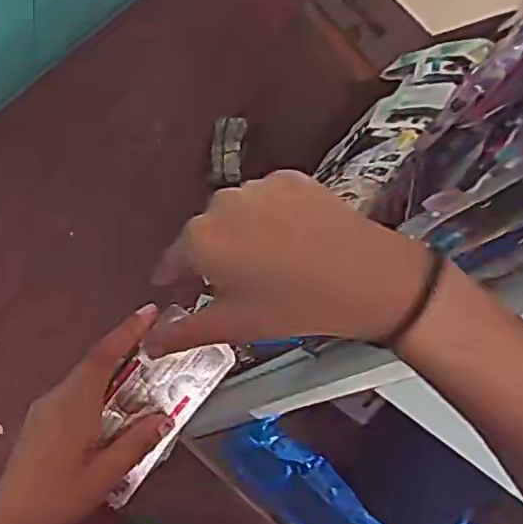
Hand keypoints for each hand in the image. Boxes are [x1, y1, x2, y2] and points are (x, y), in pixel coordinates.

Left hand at [0, 305, 173, 523]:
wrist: (8, 516)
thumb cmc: (58, 498)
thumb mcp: (104, 476)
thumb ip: (134, 443)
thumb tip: (163, 416)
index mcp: (75, 404)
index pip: (103, 356)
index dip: (127, 331)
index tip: (149, 311)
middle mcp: (58, 396)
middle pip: (94, 362)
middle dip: (123, 346)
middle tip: (153, 338)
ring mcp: (45, 406)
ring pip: (83, 377)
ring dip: (111, 369)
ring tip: (140, 372)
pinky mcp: (41, 418)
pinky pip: (74, 392)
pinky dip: (97, 387)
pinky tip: (111, 405)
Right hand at [144, 170, 435, 356]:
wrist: (371, 278)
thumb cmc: (299, 305)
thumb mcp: (235, 326)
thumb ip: (183, 333)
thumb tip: (151, 344)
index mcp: (199, 240)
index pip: (171, 261)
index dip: (175, 280)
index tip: (182, 289)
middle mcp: (221, 205)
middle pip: (203, 235)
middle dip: (213, 257)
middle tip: (239, 285)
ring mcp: (256, 187)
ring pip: (234, 214)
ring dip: (241, 234)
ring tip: (270, 263)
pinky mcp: (288, 179)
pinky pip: (265, 199)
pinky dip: (270, 216)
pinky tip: (290, 240)